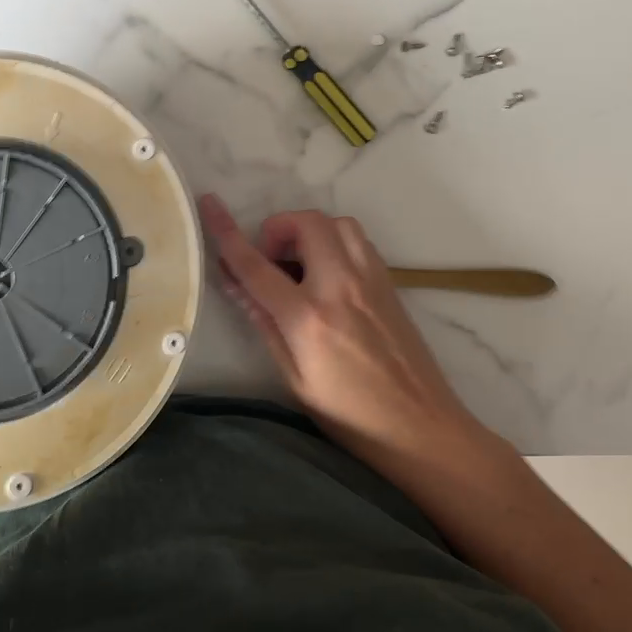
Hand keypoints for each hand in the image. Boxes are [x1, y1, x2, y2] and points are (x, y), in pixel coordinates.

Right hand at [197, 194, 490, 465]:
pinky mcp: (390, 284)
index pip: (257, 265)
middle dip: (278, 228)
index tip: (209, 203)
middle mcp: (341, 287)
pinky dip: (335, 242)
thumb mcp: (293, 378)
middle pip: (306, 223)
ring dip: (310, 231)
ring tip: (300, 264)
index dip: (227, 232)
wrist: (422, 429)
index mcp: (308, 319)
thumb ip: (264, 324)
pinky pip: (358, 241)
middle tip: (271, 261)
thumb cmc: (350, 416)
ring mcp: (371, 281)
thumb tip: (235, 284)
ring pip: (337, 223)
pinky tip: (328, 275)